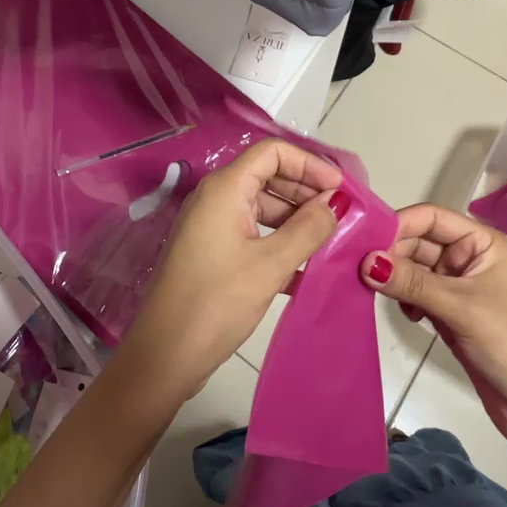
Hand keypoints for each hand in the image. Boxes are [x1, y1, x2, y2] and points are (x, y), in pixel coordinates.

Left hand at [120, 139, 344, 401]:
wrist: (164, 354)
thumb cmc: (217, 302)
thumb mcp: (270, 265)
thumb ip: (308, 229)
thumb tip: (338, 203)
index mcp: (225, 188)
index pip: (272, 152)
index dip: (309, 163)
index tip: (341, 189)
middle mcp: (215, 197)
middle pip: (268, 175)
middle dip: (306, 190)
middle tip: (342, 216)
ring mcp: (211, 224)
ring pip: (262, 205)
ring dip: (296, 218)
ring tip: (329, 242)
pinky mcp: (212, 251)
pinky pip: (253, 231)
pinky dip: (279, 240)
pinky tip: (305, 267)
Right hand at [361, 204, 506, 454]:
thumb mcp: (463, 308)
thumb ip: (413, 284)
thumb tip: (365, 262)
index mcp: (483, 244)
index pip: (431, 218)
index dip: (399, 224)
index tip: (364, 240)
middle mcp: (470, 260)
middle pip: (419, 243)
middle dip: (391, 253)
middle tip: (357, 269)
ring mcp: (461, 291)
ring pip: (416, 272)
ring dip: (395, 278)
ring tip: (373, 291)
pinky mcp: (453, 319)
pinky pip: (419, 298)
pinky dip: (406, 301)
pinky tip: (404, 314)